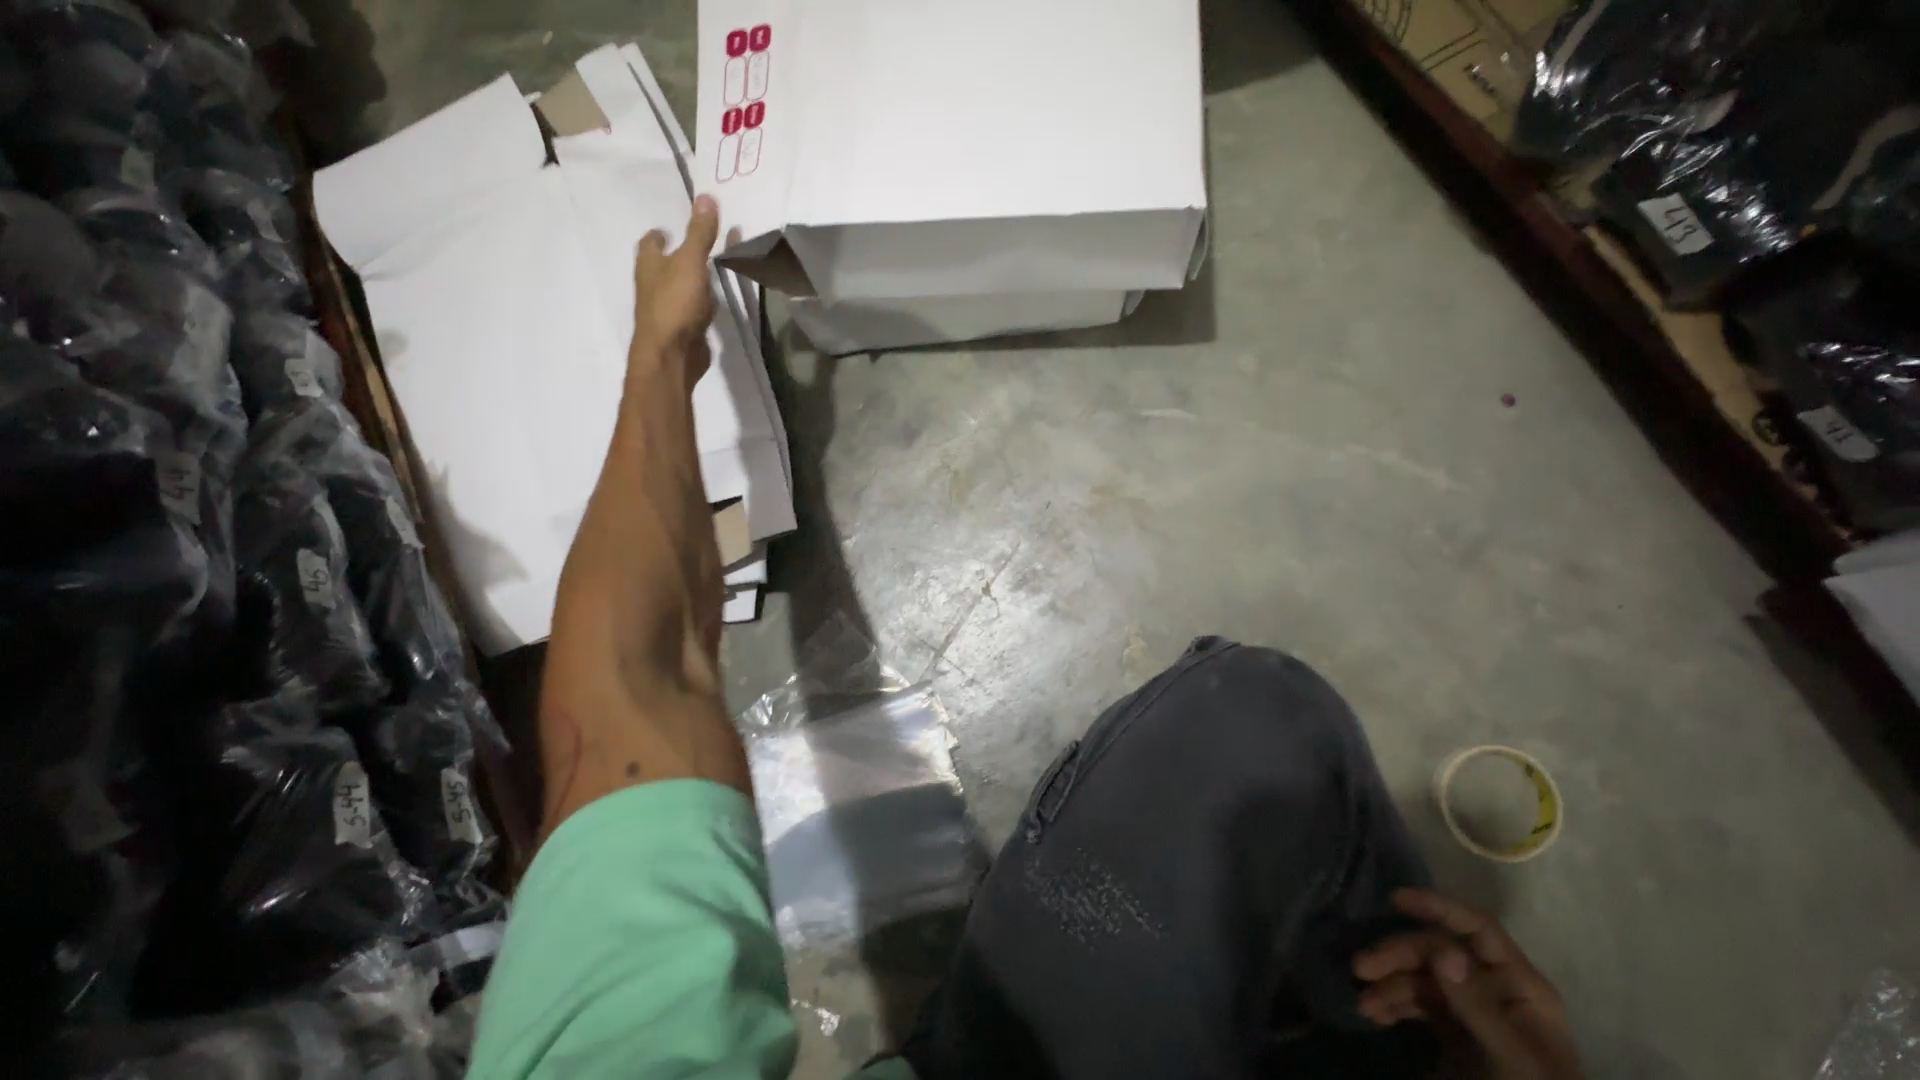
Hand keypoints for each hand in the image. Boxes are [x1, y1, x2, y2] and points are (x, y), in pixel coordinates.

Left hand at [631, 194, 720, 381]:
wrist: (671, 355)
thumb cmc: (675, 303)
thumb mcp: (691, 262)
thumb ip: (699, 232)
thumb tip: (705, 195)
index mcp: (649, 264)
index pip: (650, 242)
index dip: (660, 234)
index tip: (671, 229)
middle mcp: (651, 285)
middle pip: (662, 266)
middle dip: (676, 257)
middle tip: (697, 247)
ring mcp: (665, 310)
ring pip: (677, 289)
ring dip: (690, 282)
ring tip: (710, 274)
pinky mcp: (679, 331)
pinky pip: (690, 312)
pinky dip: (699, 306)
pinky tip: (713, 307)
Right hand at [1354, 889, 1582, 1079]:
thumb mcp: (1511, 1055)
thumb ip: (1477, 1004)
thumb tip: (1441, 949)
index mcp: (1520, 984)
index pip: (1479, 929)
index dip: (1439, 908)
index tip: (1395, 899)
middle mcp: (1493, 986)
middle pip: (1438, 951)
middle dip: (1398, 956)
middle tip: (1362, 969)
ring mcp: (1470, 1008)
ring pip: (1422, 977)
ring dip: (1390, 984)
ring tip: (1365, 1006)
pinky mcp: (1452, 1029)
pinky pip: (1417, 1003)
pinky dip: (1394, 1005)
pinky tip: (1377, 1015)